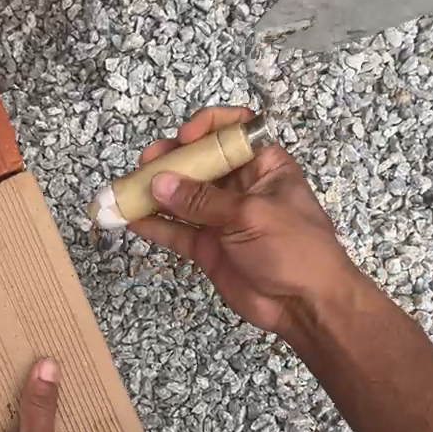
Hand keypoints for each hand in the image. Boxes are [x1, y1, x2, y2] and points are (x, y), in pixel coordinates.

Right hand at [127, 106, 360, 338]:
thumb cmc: (295, 249)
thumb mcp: (251, 215)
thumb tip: (160, 183)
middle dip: (171, 161)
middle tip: (145, 165)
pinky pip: (176, 231)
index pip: (234, 130)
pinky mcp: (207, 247)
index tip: (184, 138)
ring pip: (182, 198)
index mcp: (263, 166)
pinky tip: (131, 220)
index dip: (208, 128)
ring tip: (127, 190)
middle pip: (200, 163)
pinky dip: (154, 226)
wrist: (304, 303)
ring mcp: (221, 218)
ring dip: (154, 194)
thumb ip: (202, 201)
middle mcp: (240, 187)